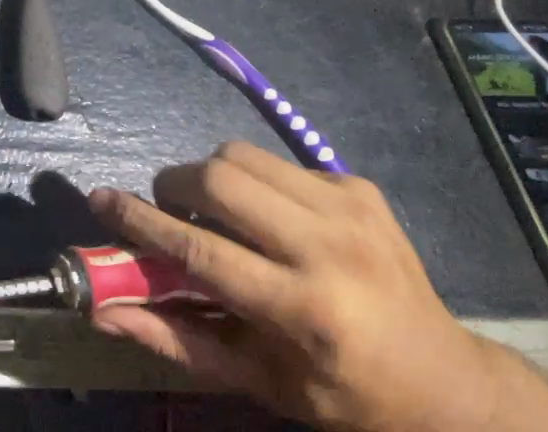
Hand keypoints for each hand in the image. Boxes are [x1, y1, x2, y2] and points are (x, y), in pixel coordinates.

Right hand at [90, 142, 547, 431]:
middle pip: (217, 179)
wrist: (447, 381)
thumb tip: (101, 312)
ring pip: (239, 155)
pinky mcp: (360, 187)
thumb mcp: (255, 381)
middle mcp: (328, 249)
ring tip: (218, 214)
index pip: (199, 248)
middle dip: (173, 186)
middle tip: (170, 212)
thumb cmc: (340, 392)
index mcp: (302, 309)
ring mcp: (350, 210)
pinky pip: (275, 161)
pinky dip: (254, 182)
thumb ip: (173, 339)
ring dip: (209, 178)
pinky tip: (271, 219)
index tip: (100, 201)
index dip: (139, 221)